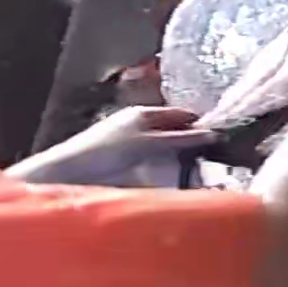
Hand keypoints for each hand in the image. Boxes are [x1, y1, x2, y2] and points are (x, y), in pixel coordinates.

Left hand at [10, 106, 216, 185]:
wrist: (67, 173)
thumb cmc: (108, 151)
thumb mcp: (152, 144)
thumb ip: (184, 139)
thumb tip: (214, 134)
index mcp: (146, 113)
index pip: (184, 114)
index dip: (201, 124)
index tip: (220, 138)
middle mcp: (139, 122)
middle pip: (176, 128)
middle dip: (192, 138)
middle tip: (212, 153)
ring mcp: (131, 139)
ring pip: (166, 143)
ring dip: (179, 153)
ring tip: (197, 165)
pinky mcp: (124, 158)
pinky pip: (155, 157)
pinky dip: (167, 163)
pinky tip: (173, 173)